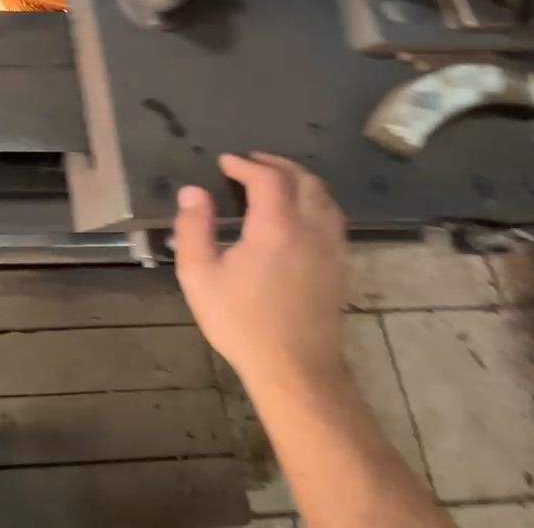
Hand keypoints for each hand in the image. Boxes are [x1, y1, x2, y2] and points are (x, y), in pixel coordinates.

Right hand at [173, 152, 348, 390]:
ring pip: (325, 197)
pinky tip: (300, 213)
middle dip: (275, 164)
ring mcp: (331, 249)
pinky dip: (316, 201)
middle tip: (249, 163)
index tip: (224, 163)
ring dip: (299, 179)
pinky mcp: (340, 267)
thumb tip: (193, 192)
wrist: (296, 370)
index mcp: (275, 228)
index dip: (244, 164)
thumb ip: (193, 228)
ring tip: (275, 180)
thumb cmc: (241, 322)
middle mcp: (310, 230)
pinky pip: (334, 218)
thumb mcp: (199, 275)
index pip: (266, 178)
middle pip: (303, 179)